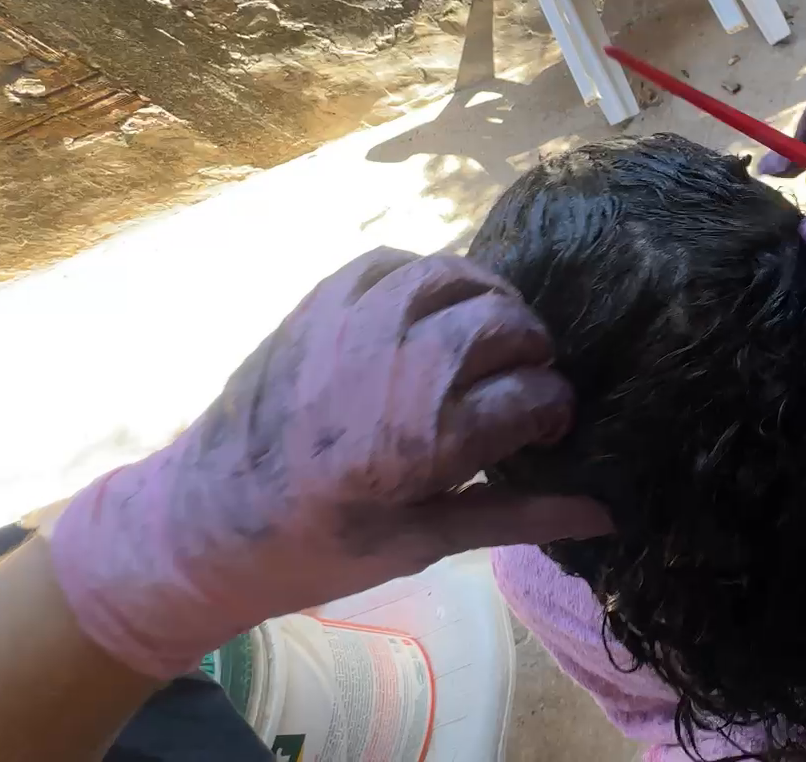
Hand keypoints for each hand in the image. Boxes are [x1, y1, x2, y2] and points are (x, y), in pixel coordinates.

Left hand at [48, 249, 608, 677]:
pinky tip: (436, 307)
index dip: (557, 410)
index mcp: (428, 442)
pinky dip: (432, 276)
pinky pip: (398, 261)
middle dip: (535, 351)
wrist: (196, 526)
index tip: (547, 427)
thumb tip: (608, 516)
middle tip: (521, 379)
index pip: (538, 396)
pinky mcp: (321, 305)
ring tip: (490, 332)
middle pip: (510, 325)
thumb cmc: (323, 545)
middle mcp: (401, 371)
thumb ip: (523, 516)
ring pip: (462, 277)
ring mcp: (356, 326)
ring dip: (494, 301)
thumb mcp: (429, 542)